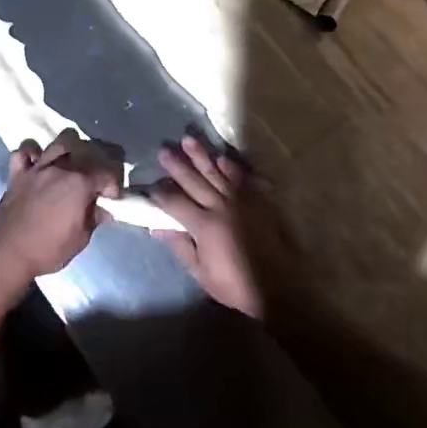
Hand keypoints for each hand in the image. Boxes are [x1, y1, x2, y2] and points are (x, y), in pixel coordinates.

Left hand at [0, 129, 122, 281]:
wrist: (7, 253)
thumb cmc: (48, 249)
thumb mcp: (80, 239)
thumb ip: (93, 219)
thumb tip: (102, 211)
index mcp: (79, 184)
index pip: (106, 175)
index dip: (113, 186)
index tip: (112, 199)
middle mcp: (59, 169)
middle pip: (85, 153)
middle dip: (95, 166)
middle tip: (94, 183)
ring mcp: (36, 169)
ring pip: (57, 144)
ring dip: (68, 151)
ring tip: (70, 166)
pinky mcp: (16, 175)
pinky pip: (23, 153)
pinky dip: (31, 154)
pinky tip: (37, 164)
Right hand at [148, 137, 269, 317]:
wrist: (277, 287)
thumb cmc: (234, 284)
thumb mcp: (200, 272)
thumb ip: (180, 246)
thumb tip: (158, 228)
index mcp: (204, 225)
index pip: (174, 202)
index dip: (159, 194)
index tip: (149, 186)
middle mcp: (221, 206)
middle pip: (194, 180)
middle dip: (177, 165)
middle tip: (163, 150)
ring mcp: (242, 201)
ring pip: (218, 172)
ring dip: (202, 156)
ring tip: (188, 140)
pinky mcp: (258, 202)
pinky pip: (242, 178)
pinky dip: (231, 167)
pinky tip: (222, 158)